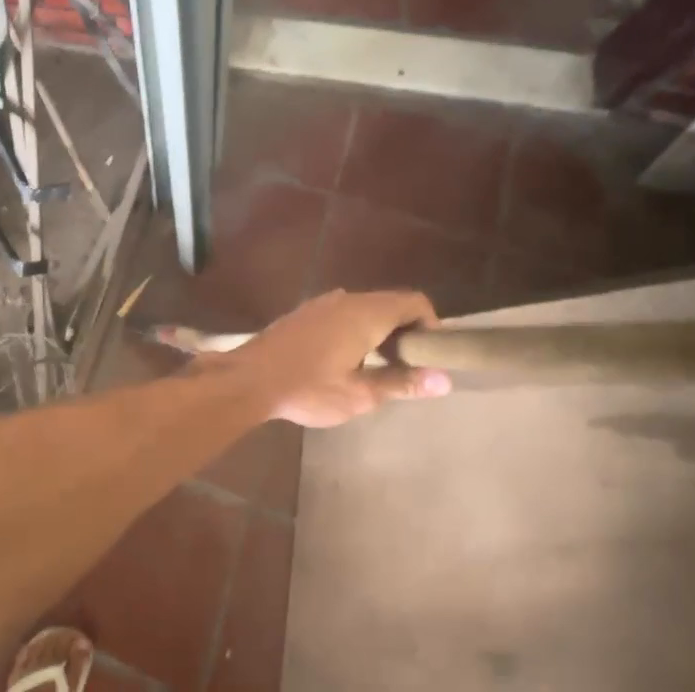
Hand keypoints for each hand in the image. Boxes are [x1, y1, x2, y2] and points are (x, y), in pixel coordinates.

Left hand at [225, 290, 451, 427]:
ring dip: (380, 331)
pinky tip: (348, 360)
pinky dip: (357, 330)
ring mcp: (321, 304)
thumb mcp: (360, 394)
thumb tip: (445, 380)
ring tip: (381, 367)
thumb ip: (402, 383)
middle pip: (390, 303)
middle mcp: (345, 299)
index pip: (413, 301)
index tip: (431, 356)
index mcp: (365, 313)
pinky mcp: (303, 313)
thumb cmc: (308, 388)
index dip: (432, 324)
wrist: (248, 379)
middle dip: (407, 330)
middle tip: (409, 367)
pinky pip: (343, 313)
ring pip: (365, 308)